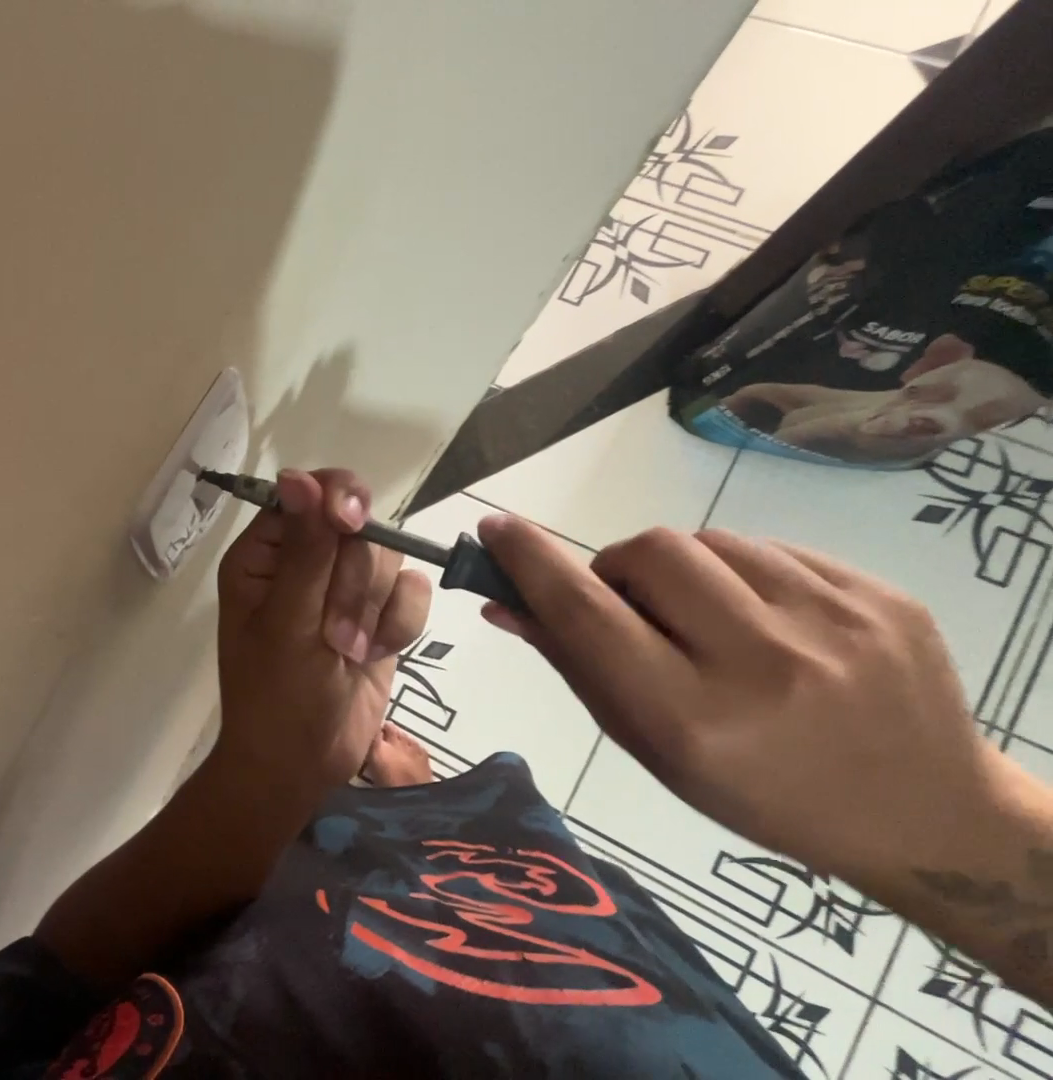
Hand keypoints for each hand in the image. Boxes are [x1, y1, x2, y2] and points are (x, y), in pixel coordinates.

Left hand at [212, 468, 430, 797]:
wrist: (303, 764)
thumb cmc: (277, 695)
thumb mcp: (288, 621)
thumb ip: (306, 550)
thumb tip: (298, 476)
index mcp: (264, 554)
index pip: (309, 496)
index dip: (336, 504)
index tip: (351, 524)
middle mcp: (303, 562)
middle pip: (359, 527)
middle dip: (355, 584)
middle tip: (334, 634)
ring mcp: (343, 589)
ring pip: (389, 559)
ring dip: (375, 609)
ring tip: (349, 651)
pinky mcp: (378, 615)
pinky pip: (411, 592)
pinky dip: (401, 624)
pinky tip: (376, 654)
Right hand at [477, 515, 1003, 883]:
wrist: (921, 815)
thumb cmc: (752, 790)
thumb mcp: (648, 745)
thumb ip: (575, 664)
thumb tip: (504, 602)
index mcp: (691, 717)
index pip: (587, 613)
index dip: (531, 562)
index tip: (495, 528)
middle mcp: (764, 664)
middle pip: (650, 552)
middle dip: (619, 568)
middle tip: (631, 606)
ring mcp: (836, 625)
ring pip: (710, 542)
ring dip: (682, 570)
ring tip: (707, 619)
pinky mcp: (884, 597)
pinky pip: (772, 549)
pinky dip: (742, 573)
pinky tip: (765, 620)